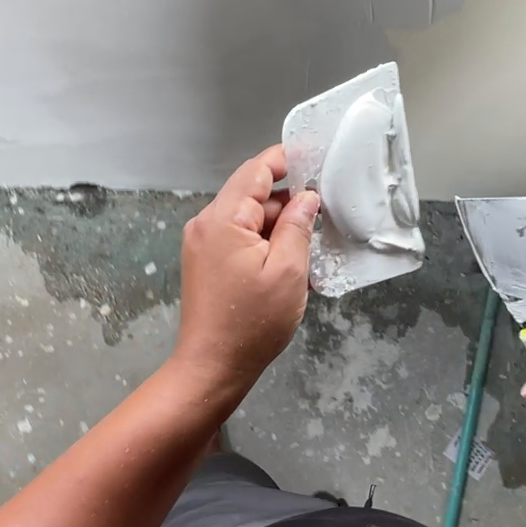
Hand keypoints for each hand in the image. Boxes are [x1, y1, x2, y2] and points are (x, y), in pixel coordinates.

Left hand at [172, 145, 320, 390]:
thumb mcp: (287, 272)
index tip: (317, 160)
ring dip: (279, 229)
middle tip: (323, 220)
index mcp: (224, 218)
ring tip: (308, 252)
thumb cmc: (252, 322)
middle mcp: (206, 224)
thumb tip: (306, 198)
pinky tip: (287, 266)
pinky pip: (240, 239)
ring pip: (249, 219)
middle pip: (253, 195)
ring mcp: (203, 244)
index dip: (287, 160)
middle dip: (288, 203)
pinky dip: (264, 245)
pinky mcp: (206, 262)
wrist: (213, 366)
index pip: (256, 170)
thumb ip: (297, 226)